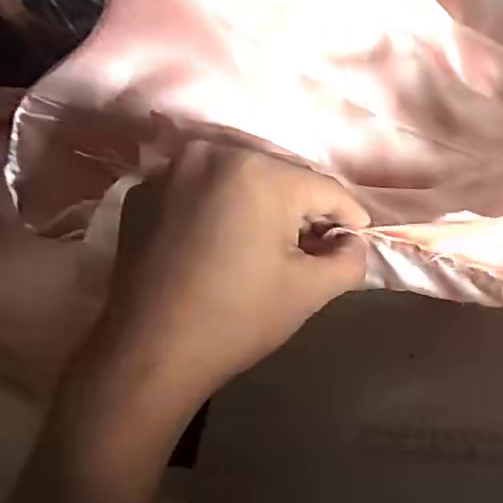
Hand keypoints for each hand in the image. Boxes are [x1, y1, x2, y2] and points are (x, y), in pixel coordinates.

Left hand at [83, 140, 369, 407]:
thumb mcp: (314, 290)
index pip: (327, 189)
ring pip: (244, 178)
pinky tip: (229, 243)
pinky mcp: (145, 191)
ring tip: (273, 245)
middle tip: (315, 249)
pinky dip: (227, 207)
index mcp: (261, 173)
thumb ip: (351, 258)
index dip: (351, 220)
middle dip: (307, 210)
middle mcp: (214, 153)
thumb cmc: (242, 315)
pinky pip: (205, 188)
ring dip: (268, 206)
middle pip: (285, 176)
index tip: (356, 247)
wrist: (153, 349)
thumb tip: (352, 243)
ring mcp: (172, 168)